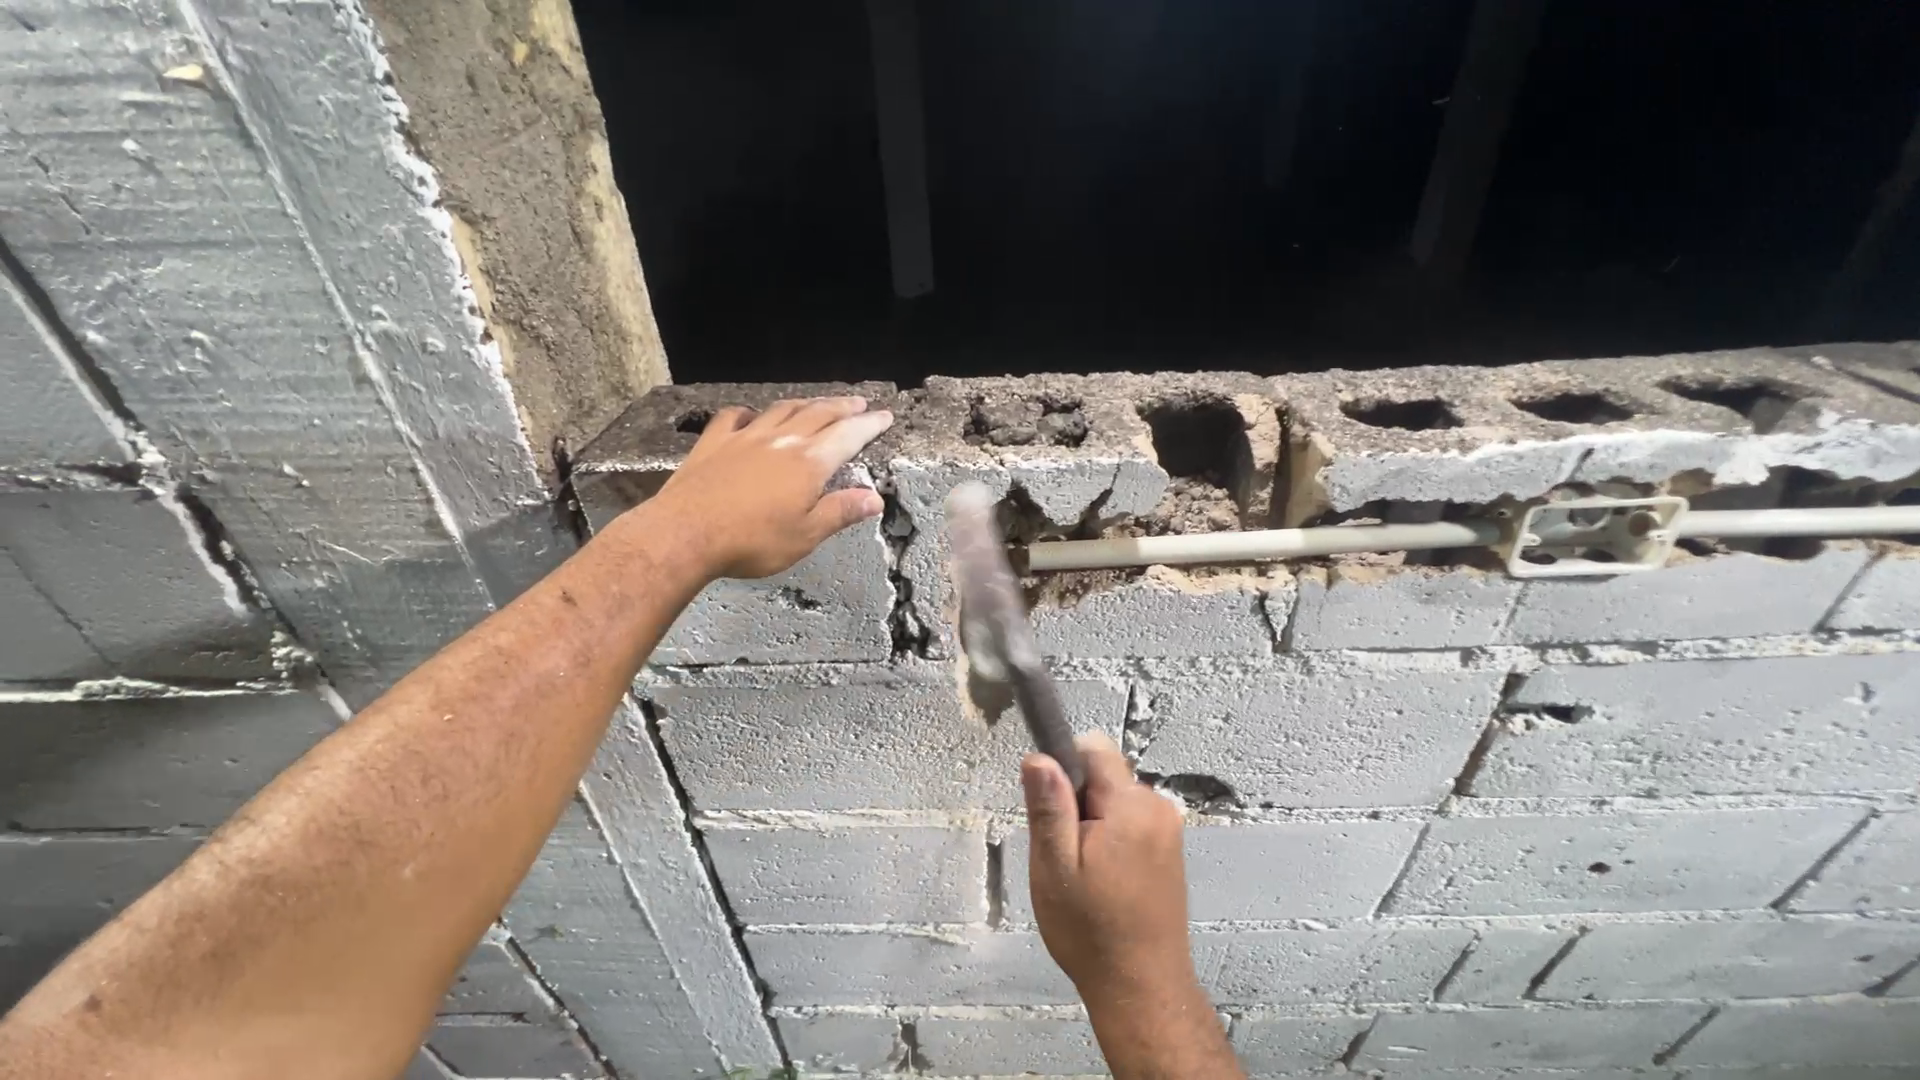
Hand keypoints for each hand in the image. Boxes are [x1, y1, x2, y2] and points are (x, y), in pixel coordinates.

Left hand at [644, 397, 893, 579]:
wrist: (685, 534)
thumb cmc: (750, 541)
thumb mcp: (805, 536)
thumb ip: (840, 512)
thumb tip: (874, 499)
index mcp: (809, 464)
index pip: (848, 435)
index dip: (870, 425)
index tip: (885, 416)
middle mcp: (781, 441)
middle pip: (819, 413)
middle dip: (844, 407)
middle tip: (860, 403)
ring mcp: (745, 437)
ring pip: (783, 410)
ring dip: (807, 403)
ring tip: (820, 403)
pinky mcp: (714, 443)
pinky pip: (736, 417)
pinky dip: (751, 413)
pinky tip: (753, 416)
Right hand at [1023, 733, 1196, 1008]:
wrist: (1142, 988)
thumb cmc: (1091, 930)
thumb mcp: (1054, 868)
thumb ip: (1048, 807)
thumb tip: (1038, 756)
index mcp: (1132, 806)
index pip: (1093, 748)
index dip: (1064, 770)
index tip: (1052, 811)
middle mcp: (1158, 807)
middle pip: (1104, 775)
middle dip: (1078, 803)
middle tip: (1065, 854)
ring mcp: (1168, 828)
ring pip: (1114, 799)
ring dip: (1093, 824)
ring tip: (1084, 873)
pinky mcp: (1170, 847)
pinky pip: (1130, 820)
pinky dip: (1111, 839)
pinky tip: (1104, 880)